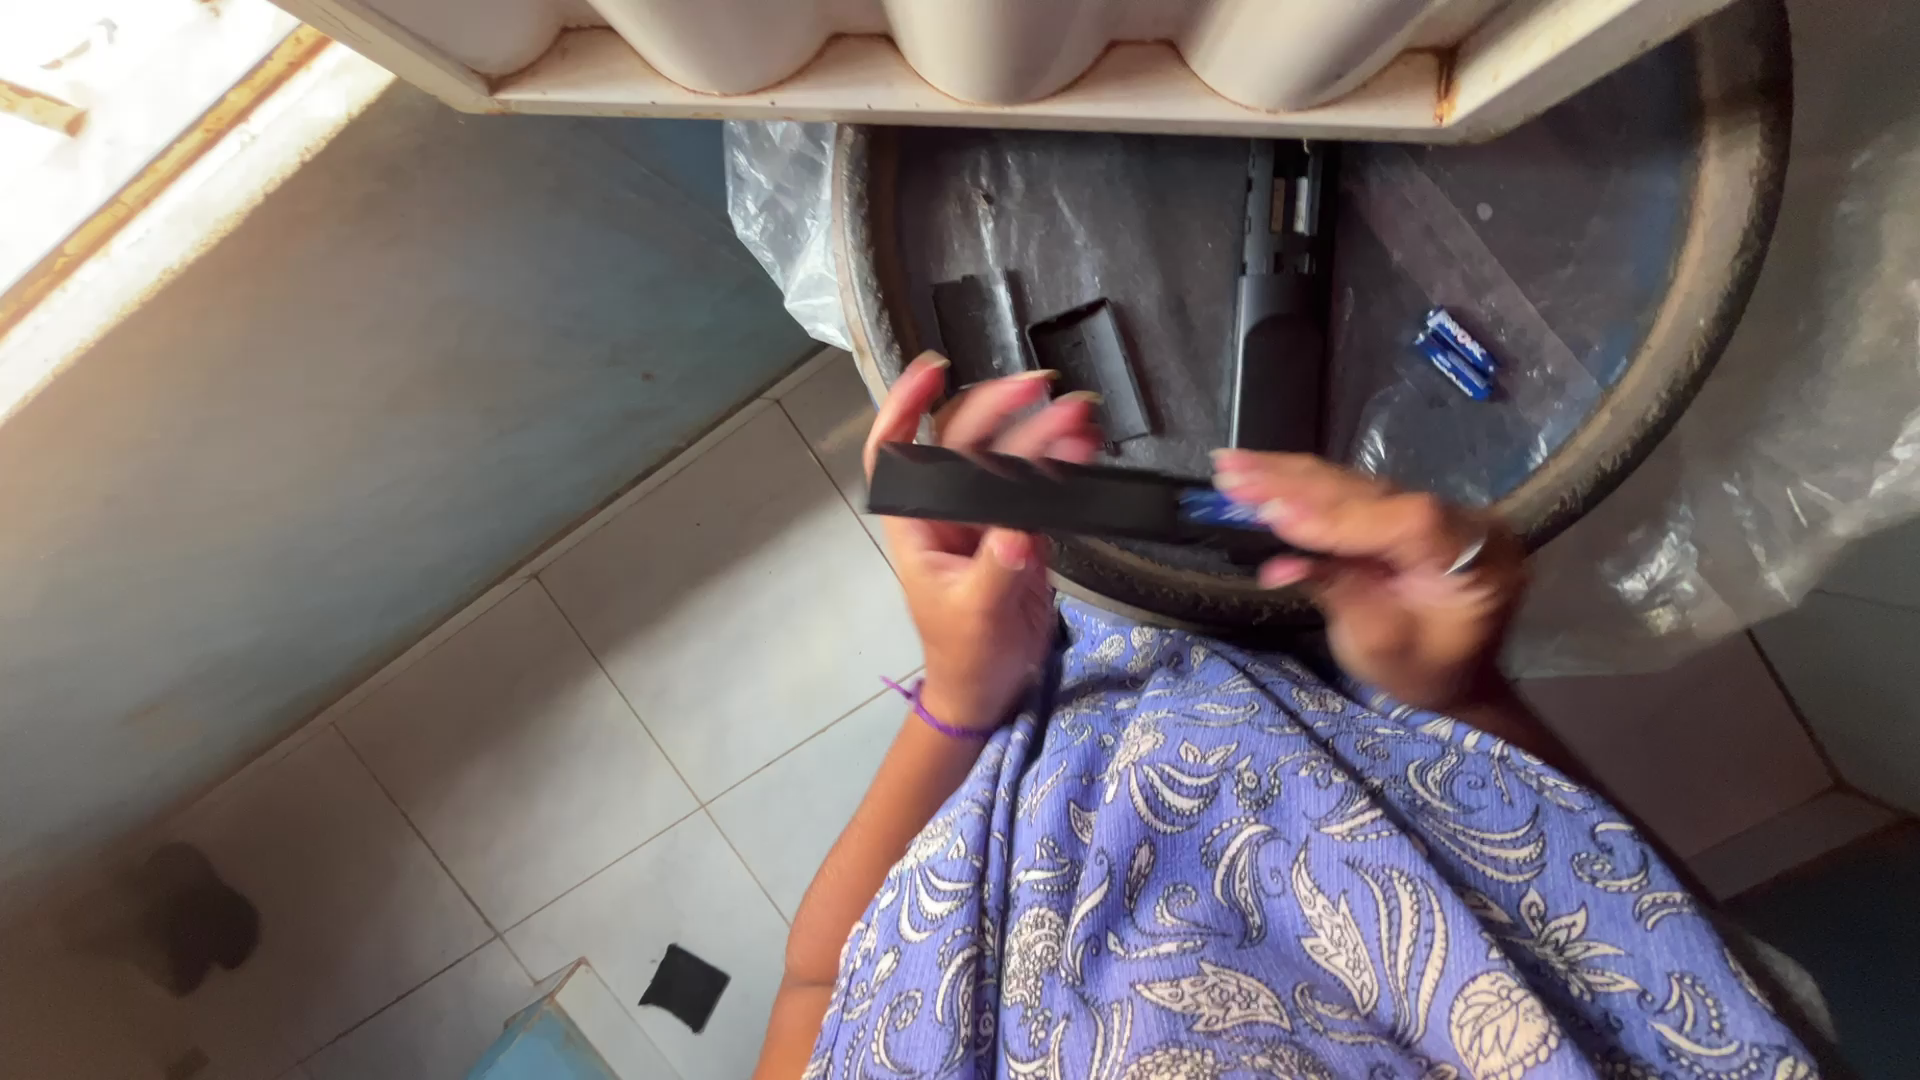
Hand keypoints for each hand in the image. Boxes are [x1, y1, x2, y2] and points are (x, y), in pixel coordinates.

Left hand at [865, 353, 1102, 731]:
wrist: (990, 686)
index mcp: (917, 524)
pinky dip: (1060, 467)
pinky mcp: (1020, 529)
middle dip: (999, 411)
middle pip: (964, 443)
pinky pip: (1038, 487)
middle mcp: (948, 510)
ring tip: (1078, 415)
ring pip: (1006, 460)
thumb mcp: (974, 615)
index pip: (895, 453)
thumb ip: (995, 572)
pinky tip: (1083, 449)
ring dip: (1040, 435)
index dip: (904, 406)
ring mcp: (985, 516)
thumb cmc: (964, 654)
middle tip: (1039, 389)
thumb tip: (1018, 532)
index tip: (933, 371)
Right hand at [1211, 451, 1526, 711]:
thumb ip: (1340, 597)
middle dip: (1293, 486)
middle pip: (1369, 492)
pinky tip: (1256, 469)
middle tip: (1232, 475)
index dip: (1336, 518)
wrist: (1453, 674)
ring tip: (1230, 465)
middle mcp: (1456, 520)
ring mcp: (1427, 508)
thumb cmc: (1423, 671)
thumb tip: (1280, 568)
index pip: (1405, 524)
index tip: (1273, 516)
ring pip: (1350, 482)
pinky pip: (1344, 488)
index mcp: (1475, 559)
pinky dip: (1294, 479)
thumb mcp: (1382, 646)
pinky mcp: (1396, 507)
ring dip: (1283, 474)